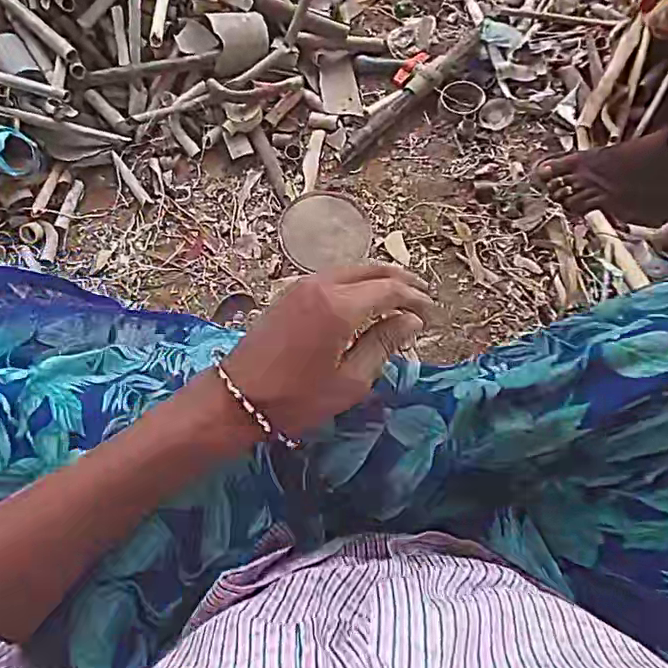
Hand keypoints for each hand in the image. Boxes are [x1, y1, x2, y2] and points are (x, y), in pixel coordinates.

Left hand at [212, 265, 436, 439]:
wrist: (236, 397)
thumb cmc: (295, 398)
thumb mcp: (349, 381)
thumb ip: (383, 345)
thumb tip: (410, 320)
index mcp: (339, 305)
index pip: (389, 288)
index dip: (415, 299)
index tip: (431, 315)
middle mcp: (321, 284)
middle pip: (372, 269)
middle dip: (401, 281)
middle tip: (422, 299)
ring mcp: (302, 285)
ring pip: (352, 269)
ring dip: (378, 280)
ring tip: (399, 299)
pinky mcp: (290, 292)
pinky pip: (334, 277)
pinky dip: (357, 283)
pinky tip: (366, 301)